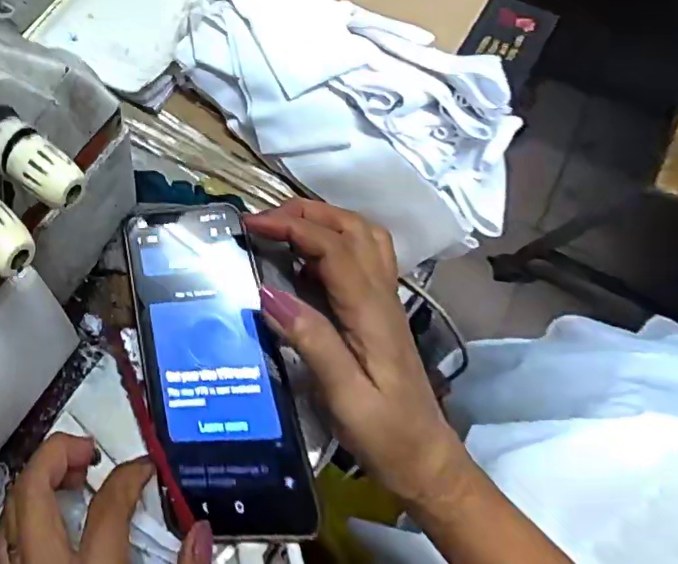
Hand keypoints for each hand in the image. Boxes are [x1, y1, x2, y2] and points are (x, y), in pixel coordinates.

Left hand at [0, 434, 211, 563]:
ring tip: (64, 477)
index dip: (129, 476)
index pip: (109, 504)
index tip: (142, 469)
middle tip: (86, 450)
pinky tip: (41, 521)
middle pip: (35, 488)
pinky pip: (5, 545)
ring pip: (10, 512)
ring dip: (35, 484)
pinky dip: (20, 521)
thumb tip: (199, 533)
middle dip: (58, 454)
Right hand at [244, 200, 476, 509]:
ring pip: (361, 234)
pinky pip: (360, 253)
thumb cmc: (385, 434)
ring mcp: (383, 299)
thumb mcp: (345, 396)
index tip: (249, 224)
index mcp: (370, 310)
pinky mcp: (377, 308)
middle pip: (351, 227)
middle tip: (262, 221)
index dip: (289, 226)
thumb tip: (267, 292)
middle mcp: (380, 294)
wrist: (428, 464)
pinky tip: (303, 259)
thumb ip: (311, 341)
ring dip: (321, 219)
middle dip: (304, 212)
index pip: (332, 246)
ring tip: (282, 228)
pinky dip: (330, 238)